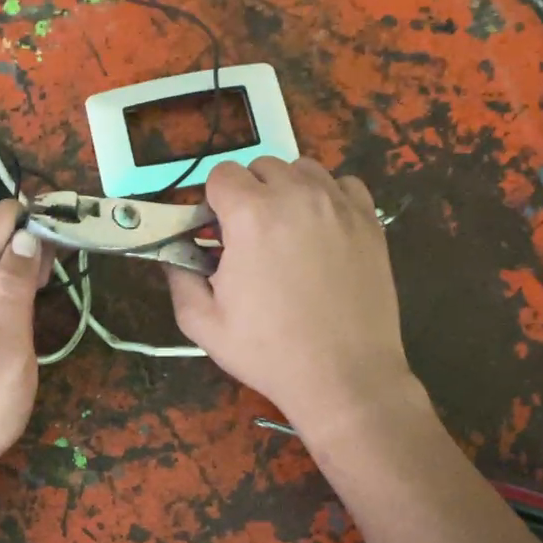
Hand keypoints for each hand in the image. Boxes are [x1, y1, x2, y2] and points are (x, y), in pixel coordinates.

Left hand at [0, 199, 49, 481]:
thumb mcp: (6, 348)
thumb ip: (15, 288)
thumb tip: (29, 234)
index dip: (38, 223)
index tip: (75, 240)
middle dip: (33, 244)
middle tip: (57, 283)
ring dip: (26, 263)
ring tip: (47, 295)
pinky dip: (12, 279)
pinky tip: (30, 299)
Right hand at [165, 158, 427, 439]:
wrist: (343, 375)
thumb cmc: (267, 351)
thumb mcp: (201, 322)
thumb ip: (178, 277)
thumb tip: (173, 252)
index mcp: (251, 216)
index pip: (221, 174)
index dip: (212, 202)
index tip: (216, 232)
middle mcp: (296, 197)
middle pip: (262, 166)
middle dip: (248, 194)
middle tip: (248, 237)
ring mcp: (339, 205)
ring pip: (303, 169)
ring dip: (287, 190)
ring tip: (286, 232)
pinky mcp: (370, 221)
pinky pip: (343, 185)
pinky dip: (327, 198)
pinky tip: (321, 231)